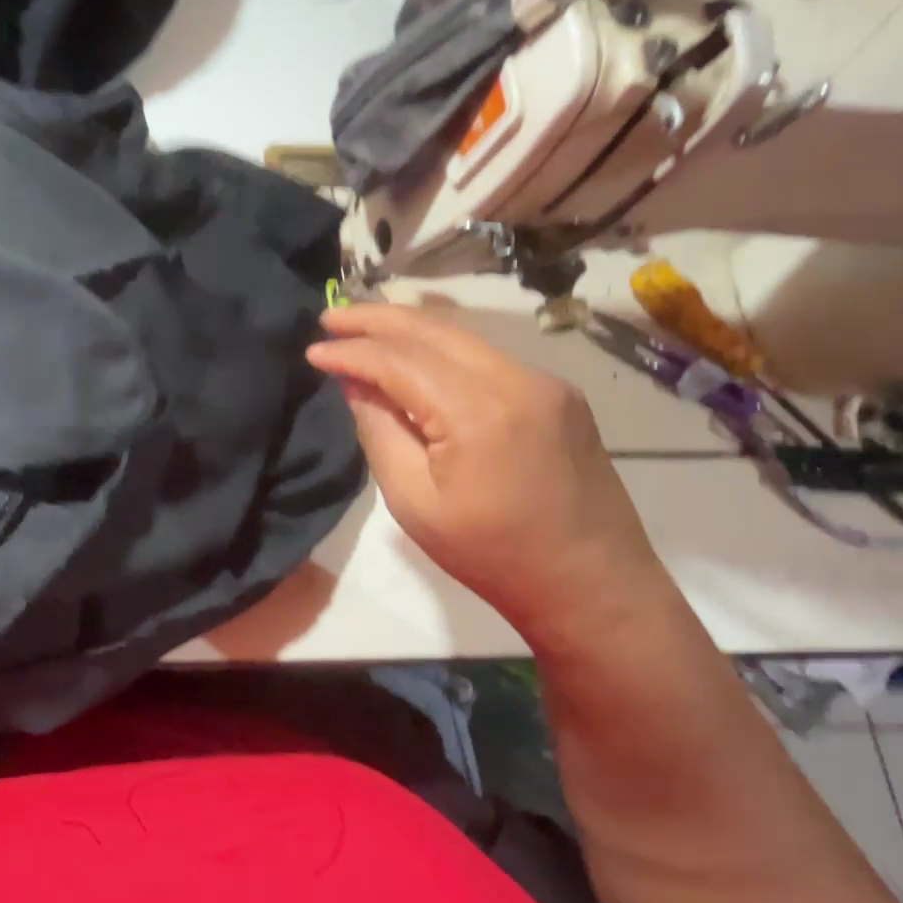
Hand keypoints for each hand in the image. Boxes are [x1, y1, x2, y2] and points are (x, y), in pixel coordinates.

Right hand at [307, 304, 670, 644]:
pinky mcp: (556, 395)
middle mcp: (517, 380)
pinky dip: (441, 349)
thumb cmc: (490, 554)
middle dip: (377, 319)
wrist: (591, 584)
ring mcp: (544, 383)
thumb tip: (356, 383)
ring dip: (409, 328)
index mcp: (479, 412)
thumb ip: (379, 430)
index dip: (351, 352)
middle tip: (329, 318)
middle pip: (434, 329)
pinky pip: (485, 357)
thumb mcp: (413, 501)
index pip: (400, 360)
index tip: (311, 352)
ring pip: (462, 337)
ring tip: (361, 327)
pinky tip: (413, 355)